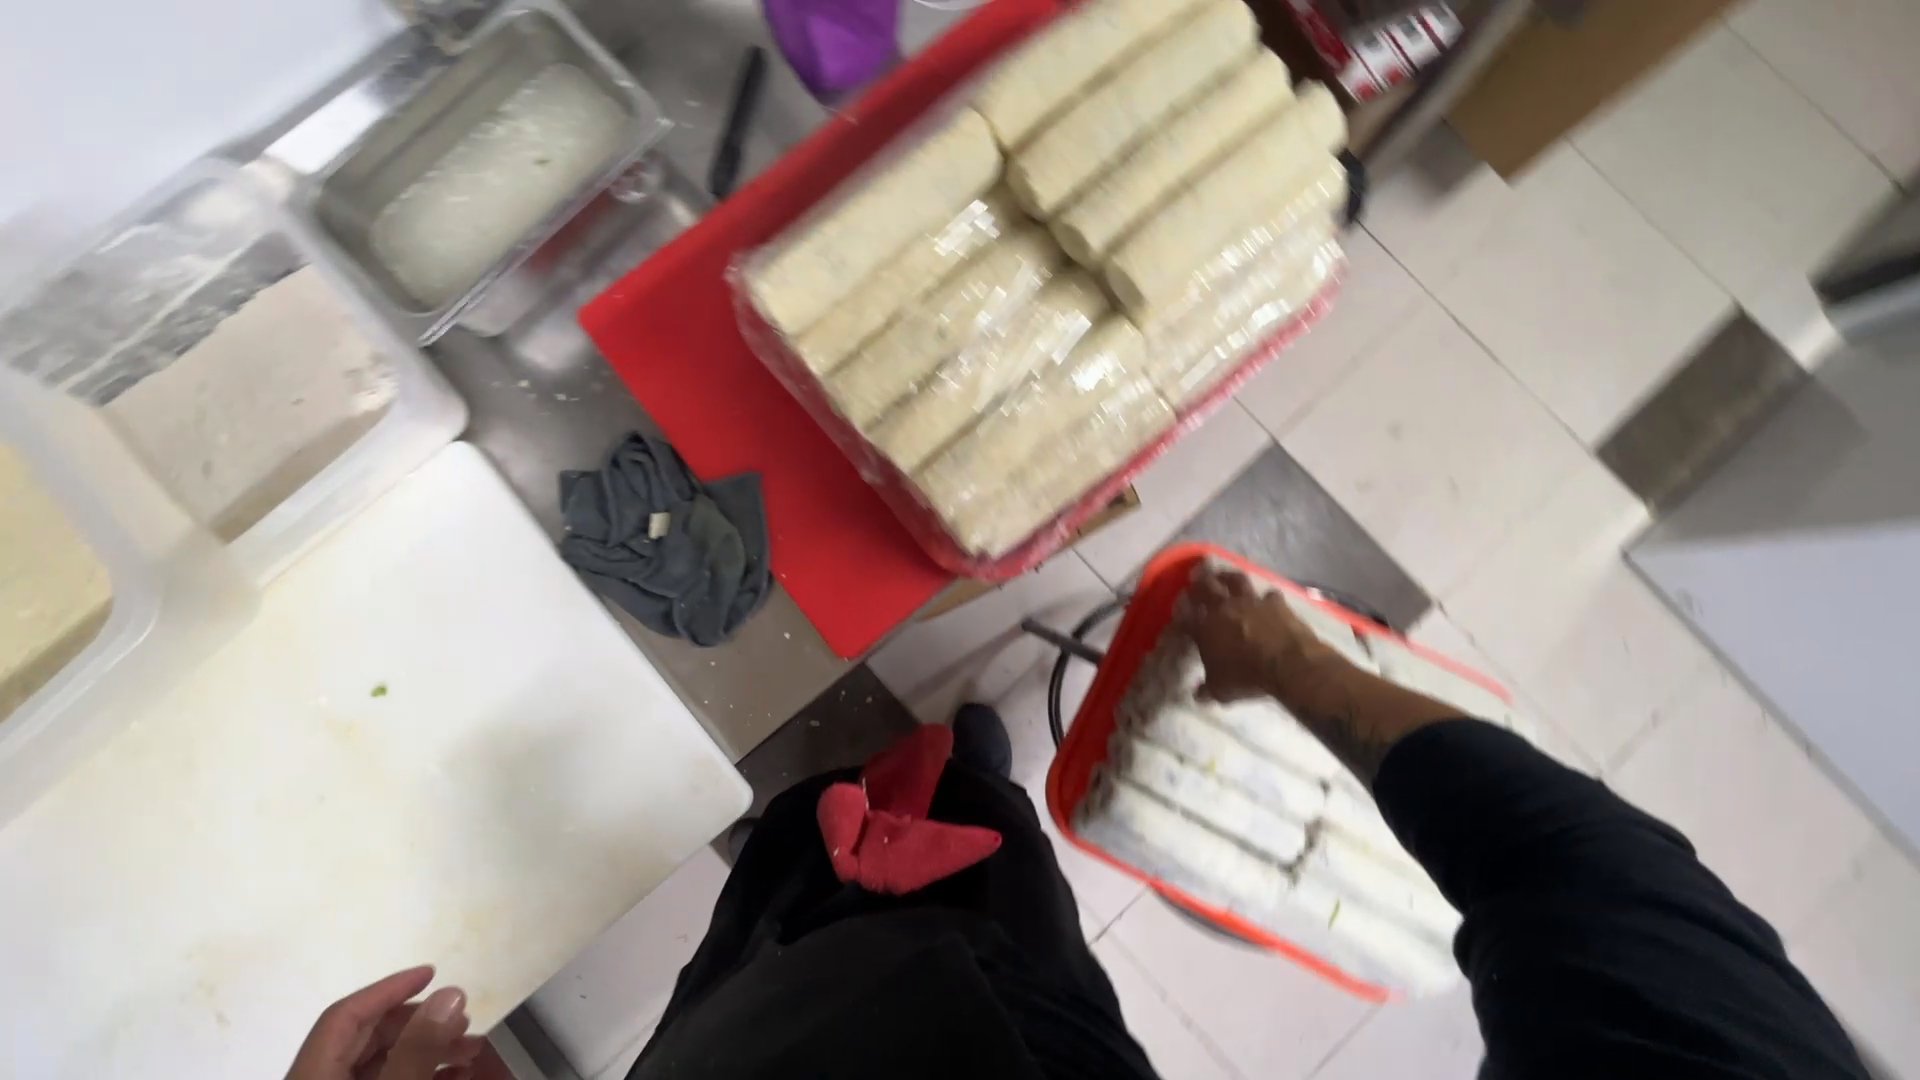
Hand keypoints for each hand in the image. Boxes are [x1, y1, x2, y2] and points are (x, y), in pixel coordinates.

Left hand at [285, 966, 486, 1079]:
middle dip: (421, 1024)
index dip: (387, 989)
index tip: (432, 973)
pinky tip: (456, 1075)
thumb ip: (417, 1050)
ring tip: (471, 1050)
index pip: (344, 1016)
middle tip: (463, 1020)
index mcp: (312, 1075)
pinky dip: (422, 1074)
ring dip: (429, 1050)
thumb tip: (451, 992)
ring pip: (381, 1063)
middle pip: (367, 1038)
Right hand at [1178, 566, 1344, 705]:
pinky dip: (1267, 598)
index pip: (1185, 619)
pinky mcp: (1277, 603)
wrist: (1288, 665)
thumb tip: (1198, 694)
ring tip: (1224, 577)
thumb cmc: (1247, 678)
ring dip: (1228, 577)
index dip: (1180, 617)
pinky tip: (1268, 601)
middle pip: (1206, 588)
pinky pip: (1269, 595)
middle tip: (1195, 582)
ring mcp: (1251, 602)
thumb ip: (1208, 689)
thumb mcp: (1221, 691)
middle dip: (1199, 584)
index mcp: (1205, 629)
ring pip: (1236, 580)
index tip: (1178, 617)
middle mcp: (1224, 609)